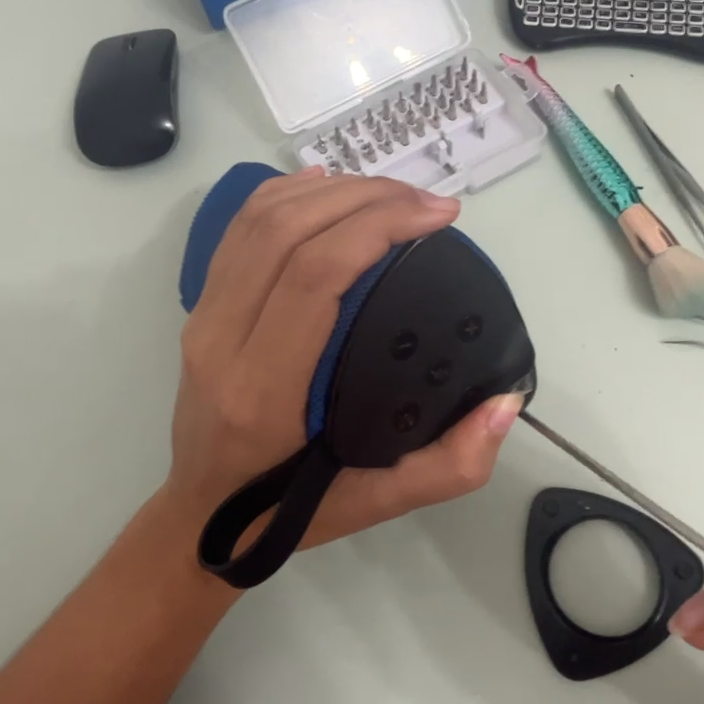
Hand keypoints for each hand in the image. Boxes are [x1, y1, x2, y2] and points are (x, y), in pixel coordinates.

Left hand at [167, 168, 522, 553]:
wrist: (201, 518)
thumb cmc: (288, 515)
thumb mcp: (376, 504)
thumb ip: (449, 465)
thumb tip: (503, 403)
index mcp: (264, 389)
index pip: (315, 275)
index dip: (378, 226)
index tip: (437, 216)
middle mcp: (222, 341)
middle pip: (287, 231)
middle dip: (365, 197)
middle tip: (427, 202)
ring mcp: (201, 319)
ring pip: (258, 220)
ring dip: (329, 190)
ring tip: (391, 192)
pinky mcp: (199, 309)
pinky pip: (238, 231)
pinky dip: (284, 195)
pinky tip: (327, 184)